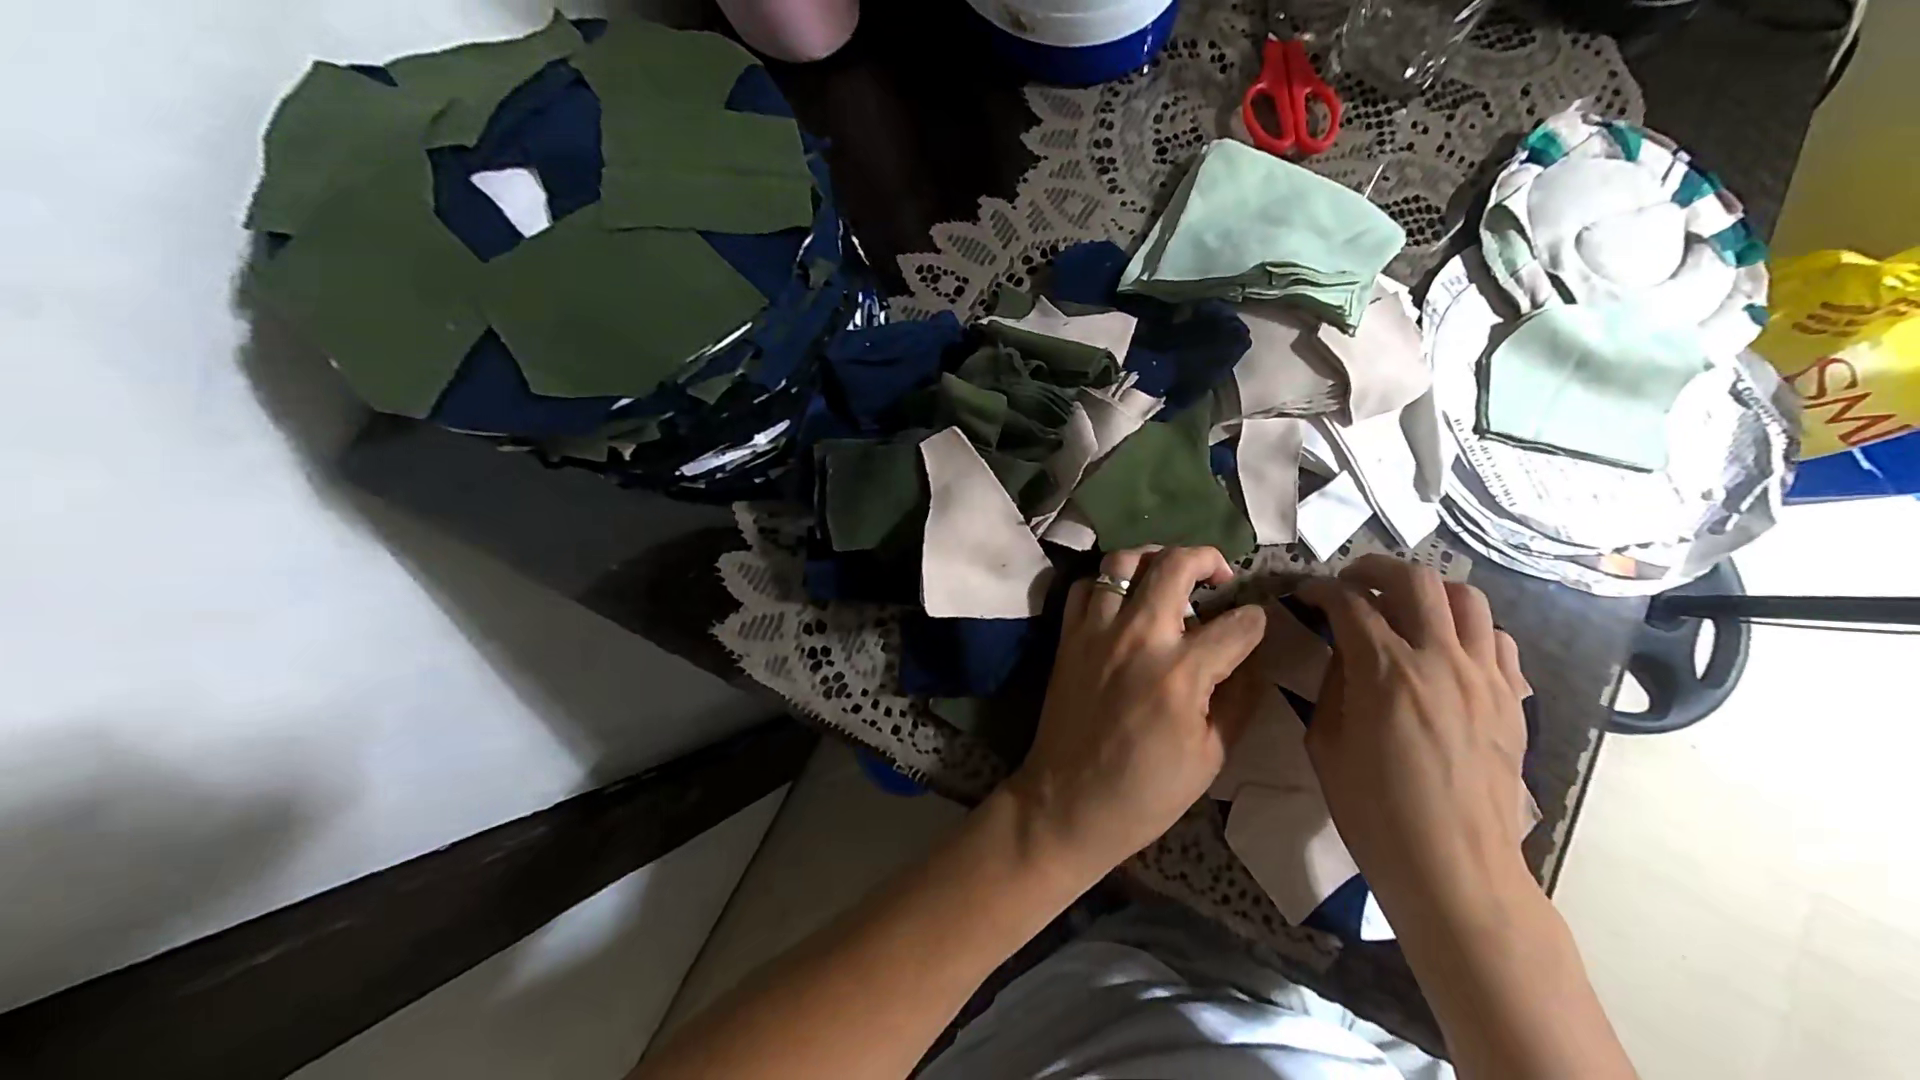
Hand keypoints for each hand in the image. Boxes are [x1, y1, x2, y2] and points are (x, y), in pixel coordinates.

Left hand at [1006, 546, 1267, 878]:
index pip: (1237, 624)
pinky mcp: (1067, 637)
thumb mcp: (1211, 756)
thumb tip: (1250, 658)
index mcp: (1182, 673)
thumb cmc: (1146, 792)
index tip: (1257, 625)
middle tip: (1219, 575)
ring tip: (1169, 576)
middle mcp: (1138, 638)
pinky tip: (1122, 600)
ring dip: (1154, 558)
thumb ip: (1237, 698)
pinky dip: (1106, 582)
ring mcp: (1096, 632)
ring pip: (1123, 562)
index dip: (1257, 621)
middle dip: (1208, 559)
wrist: (1067, 803)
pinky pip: (1084, 586)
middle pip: (1176, 565)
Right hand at [1295, 555, 1533, 914]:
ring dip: (1427, 591)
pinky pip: (1496, 640)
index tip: (1305, 595)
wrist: (1452, 862)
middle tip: (1351, 582)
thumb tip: (1342, 651)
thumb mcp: (1325, 741)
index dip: (1319, 590)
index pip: (1348, 602)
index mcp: (1386, 670)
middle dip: (1374, 569)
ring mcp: (1484, 676)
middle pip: (1415, 580)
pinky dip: (1467, 629)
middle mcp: (1440, 658)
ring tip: (1402, 606)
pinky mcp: (1511, 698)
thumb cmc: (1372, 807)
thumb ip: (1332, 683)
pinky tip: (1445, 648)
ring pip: (1466, 598)